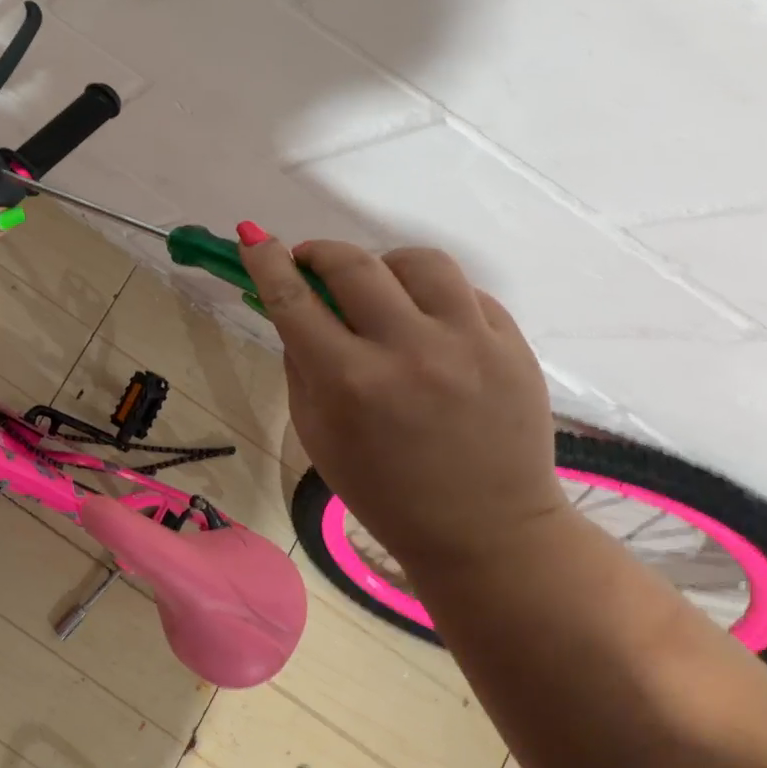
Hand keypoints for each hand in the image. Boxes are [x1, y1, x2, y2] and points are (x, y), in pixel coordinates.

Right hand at [240, 235, 565, 567]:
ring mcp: (471, 345)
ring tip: (376, 289)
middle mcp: (410, 352)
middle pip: (353, 264)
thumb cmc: (379, 486)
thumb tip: (292, 305)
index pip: (293, 298)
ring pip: (419, 261)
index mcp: (350, 380)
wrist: (486, 530)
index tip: (251, 237)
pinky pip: (464, 291)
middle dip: (318, 253)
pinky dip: (431, 295)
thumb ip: (301, 360)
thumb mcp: (314, 427)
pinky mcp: (514, 348)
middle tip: (307, 263)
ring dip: (382, 265)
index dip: (266, 260)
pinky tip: (422, 321)